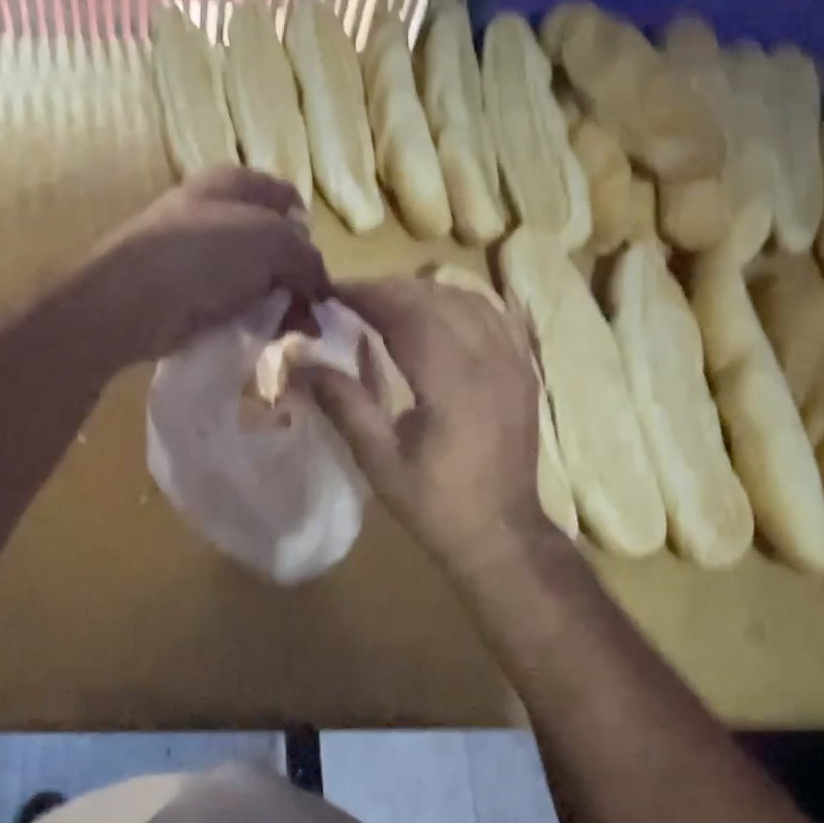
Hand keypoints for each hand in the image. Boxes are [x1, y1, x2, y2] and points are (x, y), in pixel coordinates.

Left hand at [71, 167, 329, 362]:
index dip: (308, 234)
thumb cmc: (204, 254)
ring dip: (275, 305)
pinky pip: (230, 306)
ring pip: (253, 279)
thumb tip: (319, 285)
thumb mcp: (271, 240)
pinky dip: (247, 321)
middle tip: (310, 314)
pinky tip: (259, 339)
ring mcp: (197, 257)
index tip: (317, 271)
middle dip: (295, 277)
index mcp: (234, 183)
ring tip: (289, 333)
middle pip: (272, 244)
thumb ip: (306, 257)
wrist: (131, 299)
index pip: (288, 200)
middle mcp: (216, 213)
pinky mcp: (186, 295)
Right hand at [299, 276, 565, 578]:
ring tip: (386, 304)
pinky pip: (494, 317)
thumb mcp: (379, 460)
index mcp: (453, 384)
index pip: (408, 314)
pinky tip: (436, 314)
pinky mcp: (524, 370)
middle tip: (349, 298)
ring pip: (469, 300)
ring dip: (424, 294)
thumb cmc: (434, 503)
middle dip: (390, 290)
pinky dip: (460, 305)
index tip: (331, 292)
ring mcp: (514, 363)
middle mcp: (490, 361)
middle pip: (437, 299)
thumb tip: (299, 362)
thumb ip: (343, 403)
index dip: (368, 296)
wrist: (499, 533)